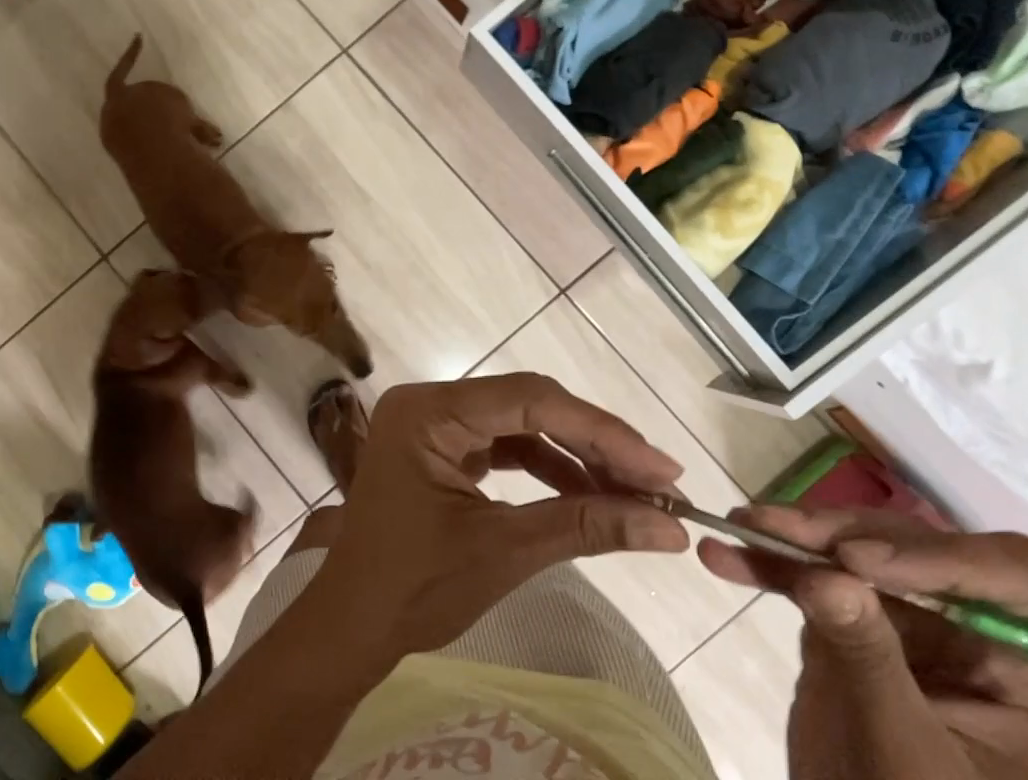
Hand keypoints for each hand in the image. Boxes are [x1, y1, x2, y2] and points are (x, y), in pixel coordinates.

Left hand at [305, 373, 691, 661]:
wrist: (354, 626)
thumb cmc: (415, 587)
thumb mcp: (505, 551)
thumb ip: (586, 526)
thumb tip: (673, 528)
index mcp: (428, 412)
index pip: (530, 400)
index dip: (602, 431)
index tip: (663, 470)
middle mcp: (427, 404)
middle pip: (528, 406)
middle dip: (594, 443)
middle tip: (658, 483)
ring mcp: (432, 427)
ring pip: (521, 426)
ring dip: (576, 457)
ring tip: (632, 495)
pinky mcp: (440, 452)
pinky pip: (503, 447)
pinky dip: (547, 470)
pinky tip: (587, 496)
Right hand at [700, 506, 1027, 779]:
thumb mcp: (899, 752)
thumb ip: (869, 660)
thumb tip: (828, 576)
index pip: (1014, 580)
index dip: (938, 557)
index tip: (854, 559)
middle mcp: (985, 635)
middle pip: (923, 553)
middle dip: (843, 536)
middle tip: (771, 528)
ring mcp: (918, 628)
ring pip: (861, 554)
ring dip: (795, 539)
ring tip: (737, 528)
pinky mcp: (859, 626)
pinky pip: (816, 578)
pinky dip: (771, 566)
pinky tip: (725, 556)